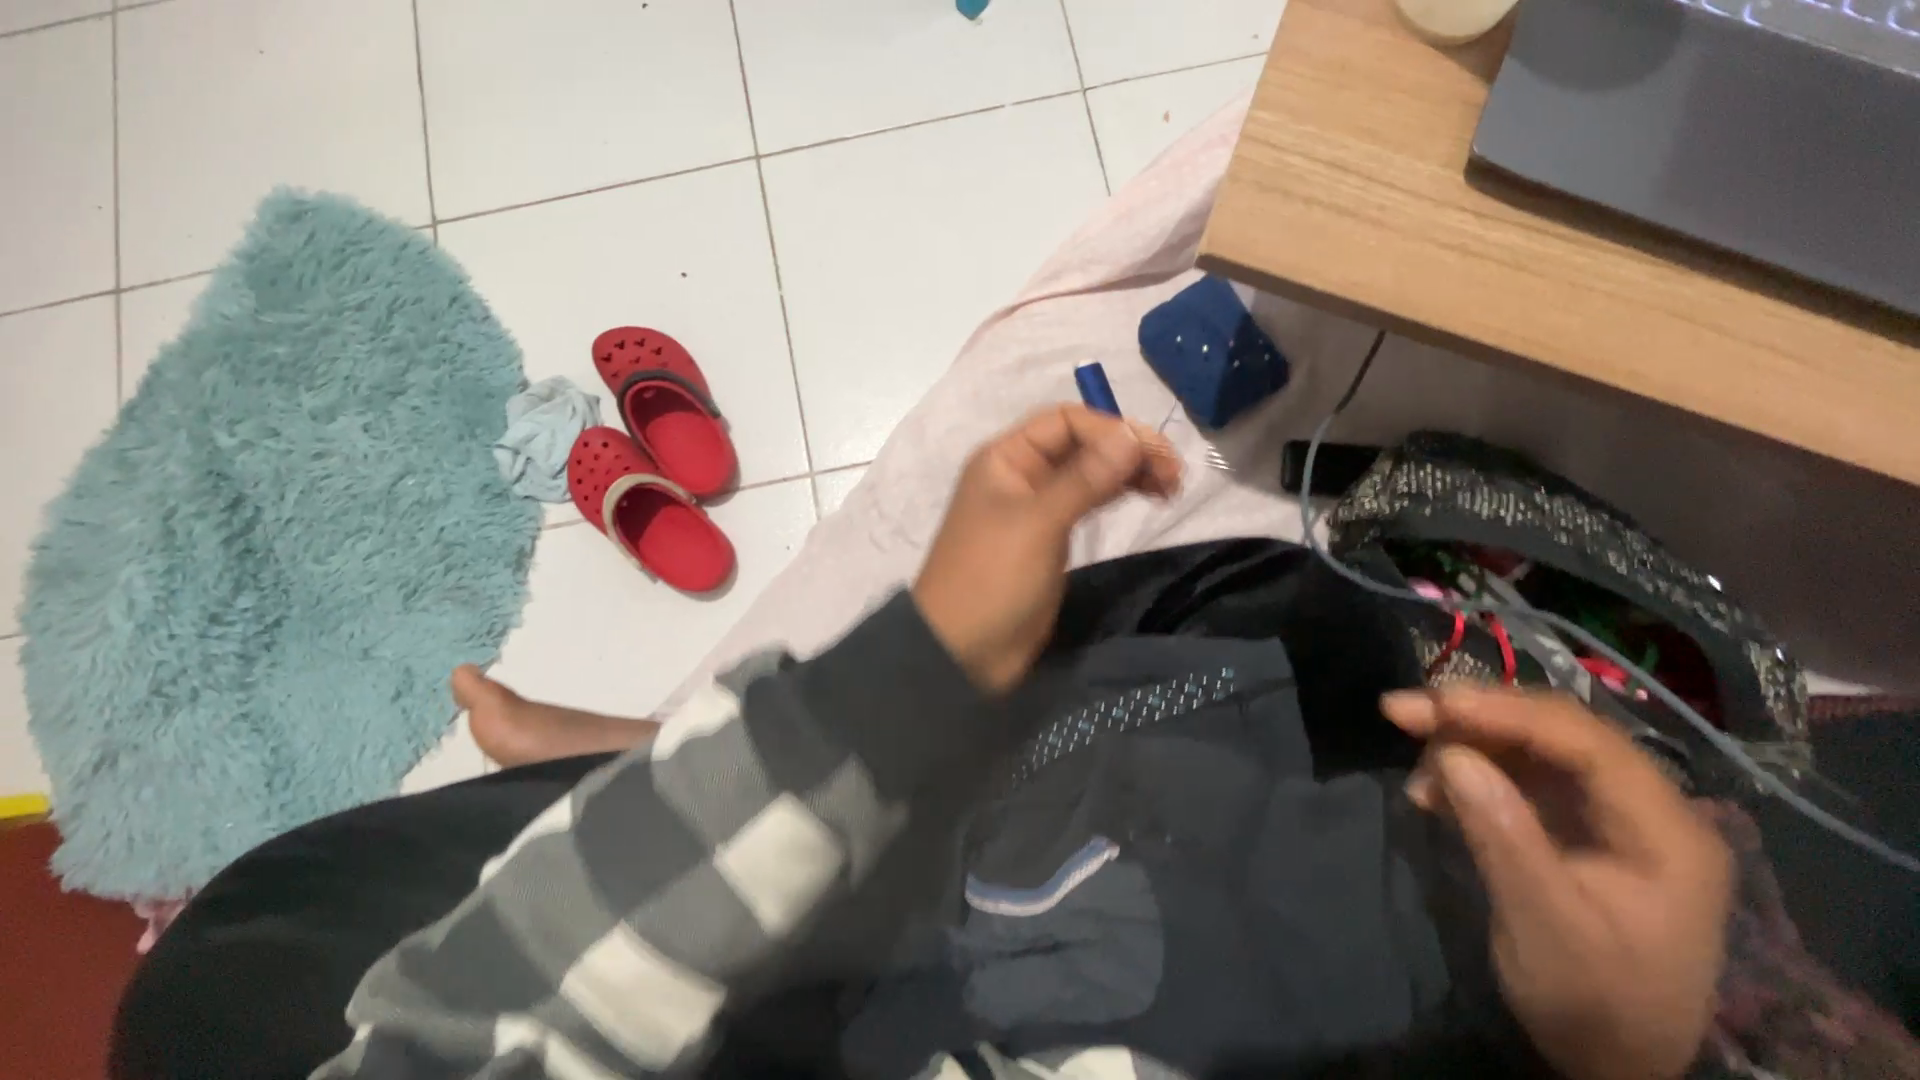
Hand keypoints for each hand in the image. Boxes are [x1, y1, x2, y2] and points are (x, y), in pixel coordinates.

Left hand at [913, 405, 1179, 693]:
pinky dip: (1117, 495)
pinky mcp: (1049, 537)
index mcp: (1005, 458)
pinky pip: (1088, 501)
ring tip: (1170, 487)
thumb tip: (1132, 436)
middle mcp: (1019, 473)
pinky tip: (1147, 497)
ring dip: (1128, 472)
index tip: (1153, 455)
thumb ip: (1085, 479)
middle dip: (1127, 451)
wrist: (964, 652)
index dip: (1111, 431)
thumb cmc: (992, 579)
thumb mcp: (1038, 523)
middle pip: (1081, 443)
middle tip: (1173, 474)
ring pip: (1089, 472)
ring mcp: (1035, 506)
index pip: (1066, 421)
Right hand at [1382, 686, 1732, 1079]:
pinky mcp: (1574, 828)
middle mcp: (1645, 809)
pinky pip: (1520, 778)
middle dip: (1477, 717)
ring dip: (1467, 743)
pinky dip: (1470, 774)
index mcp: (1666, 832)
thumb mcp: (1543, 926)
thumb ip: (1502, 836)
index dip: (1509, 712)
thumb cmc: (1590, 1001)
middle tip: (1402, 711)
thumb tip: (1450, 755)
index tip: (1437, 702)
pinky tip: (1431, 792)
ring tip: (1412, 762)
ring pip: (1533, 749)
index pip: (1588, 744)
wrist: (1612, 1064)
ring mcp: (1608, 817)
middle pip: (1558, 735)